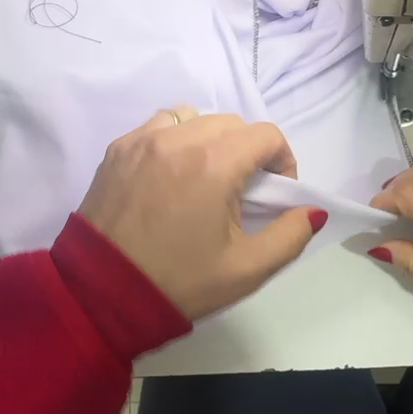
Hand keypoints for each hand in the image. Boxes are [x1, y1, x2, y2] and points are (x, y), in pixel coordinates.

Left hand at [78, 107, 325, 319]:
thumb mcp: (247, 269)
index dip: (283, 161)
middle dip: (248, 150)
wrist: (100, 296)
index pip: (266, 135)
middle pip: (231, 123)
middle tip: (243, 192)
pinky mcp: (116, 151)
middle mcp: (177, 139)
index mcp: (214, 164)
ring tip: (207, 178)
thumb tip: (312, 210)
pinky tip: (173, 176)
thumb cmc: (180, 283)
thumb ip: (290, 235)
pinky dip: (175, 140)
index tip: (276, 193)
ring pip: (193, 118)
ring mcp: (141, 141)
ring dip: (211, 140)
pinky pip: (157, 127)